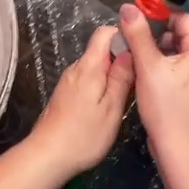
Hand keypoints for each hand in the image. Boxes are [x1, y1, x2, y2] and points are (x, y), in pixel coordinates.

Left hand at [22, 23, 135, 180]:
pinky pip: (87, 80)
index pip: (104, 33)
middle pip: (101, 50)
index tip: (141, 50)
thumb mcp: (111, 108)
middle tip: (139, 78)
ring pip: (95, 67)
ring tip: (127, 94)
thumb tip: (130, 51)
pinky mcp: (64, 94)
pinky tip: (107, 105)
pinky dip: (99, 86)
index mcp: (89, 67)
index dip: (123, 35)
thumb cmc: (84, 135)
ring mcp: (68, 81)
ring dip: (111, 75)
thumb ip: (121, 78)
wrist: (47, 156)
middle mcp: (76, 68)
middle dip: (120, 59)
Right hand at [119, 4, 188, 164]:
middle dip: (159, 39)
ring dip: (163, 56)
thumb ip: (137, 34)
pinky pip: (187, 71)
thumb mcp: (147, 67)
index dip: (158, 19)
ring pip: (184, 54)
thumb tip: (127, 7)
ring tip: (143, 67)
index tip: (137, 29)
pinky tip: (154, 83)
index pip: (182, 19)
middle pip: (183, 36)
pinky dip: (171, 71)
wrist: (182, 151)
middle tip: (137, 51)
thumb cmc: (166, 107)